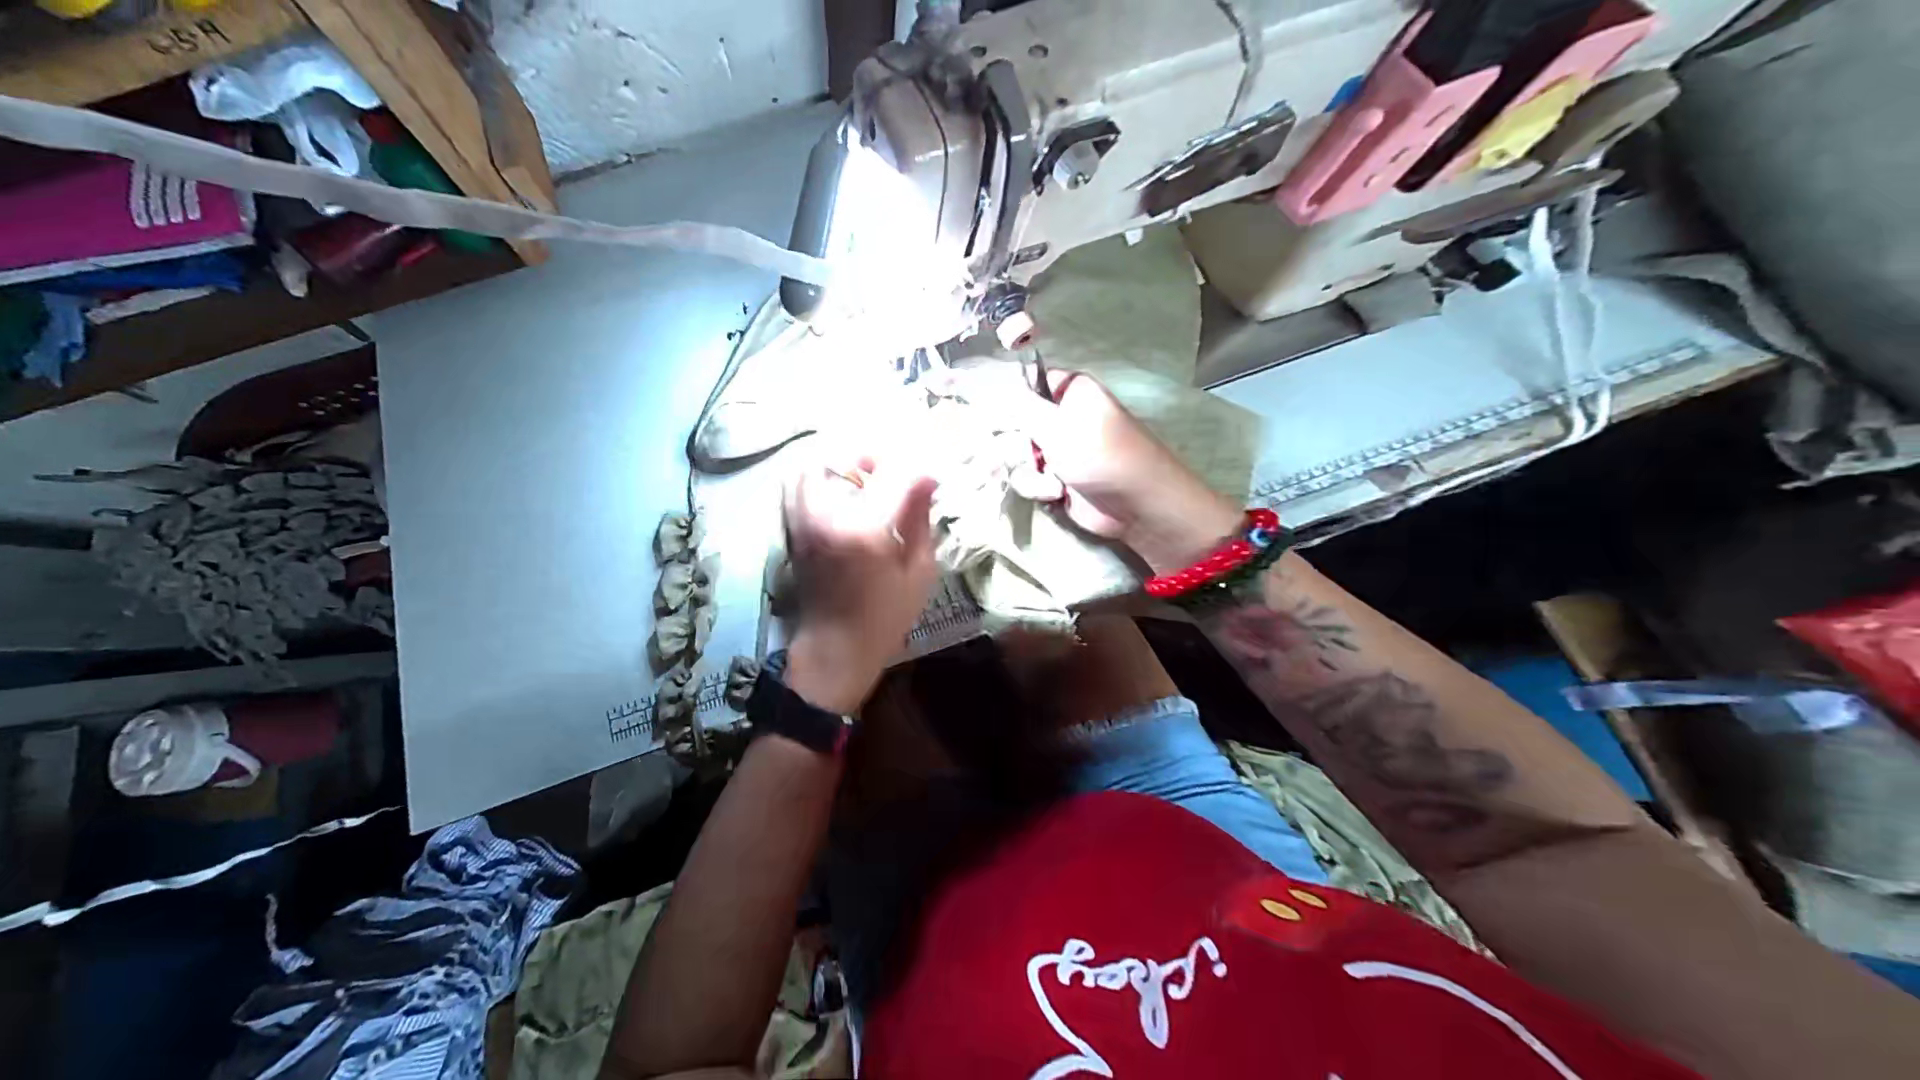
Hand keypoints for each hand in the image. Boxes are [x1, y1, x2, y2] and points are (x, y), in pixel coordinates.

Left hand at [781, 449, 939, 713]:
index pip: (894, 475)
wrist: (834, 648)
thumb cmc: (886, 617)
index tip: (930, 480)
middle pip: (843, 456)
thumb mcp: (919, 571)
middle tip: (890, 474)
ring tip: (863, 482)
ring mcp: (802, 520)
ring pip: (812, 465)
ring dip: (840, 464)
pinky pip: (795, 485)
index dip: (917, 472)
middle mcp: (827, 515)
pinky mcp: (791, 528)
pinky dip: (817, 478)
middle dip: (872, 457)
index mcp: (865, 529)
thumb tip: (926, 480)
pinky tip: (840, 494)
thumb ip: (920, 518)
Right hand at [997, 371, 1240, 573]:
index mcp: (1069, 391)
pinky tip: (1056, 495)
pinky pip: (1029, 479)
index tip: (986, 411)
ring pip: (1018, 455)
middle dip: (1016, 444)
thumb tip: (985, 381)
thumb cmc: (1101, 455)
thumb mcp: (1057, 425)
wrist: (1137, 507)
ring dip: (1030, 472)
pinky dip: (1039, 488)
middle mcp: (1061, 417)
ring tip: (1052, 482)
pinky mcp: (1056, 479)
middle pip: (1014, 422)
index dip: (1005, 398)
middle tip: (1025, 454)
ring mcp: (1058, 450)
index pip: (1024, 382)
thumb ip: (1018, 406)